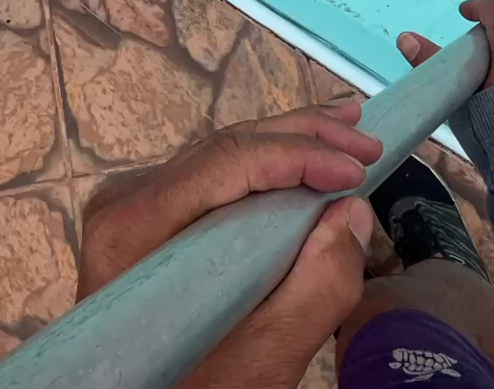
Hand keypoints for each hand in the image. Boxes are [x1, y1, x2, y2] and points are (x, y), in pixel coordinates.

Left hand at [77, 101, 382, 387]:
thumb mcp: (256, 364)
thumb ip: (314, 290)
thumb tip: (353, 212)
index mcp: (136, 227)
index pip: (228, 161)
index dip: (300, 154)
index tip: (360, 167)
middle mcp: (128, 199)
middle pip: (227, 147)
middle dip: (304, 134)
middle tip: (365, 134)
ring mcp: (135, 204)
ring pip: (224, 156)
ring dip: (289, 141)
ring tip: (345, 129)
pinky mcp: (150, 215)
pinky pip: (216, 177)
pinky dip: (265, 166)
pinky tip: (301, 159)